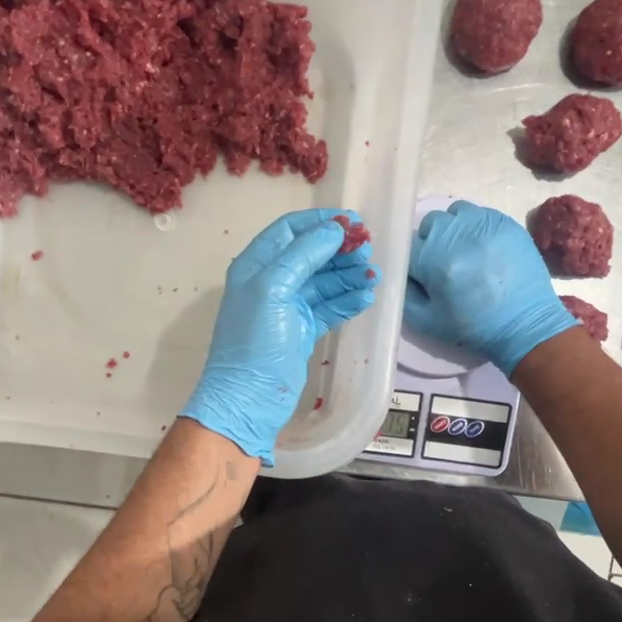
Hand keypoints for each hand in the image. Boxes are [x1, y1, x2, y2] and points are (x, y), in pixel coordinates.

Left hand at [181, 209, 378, 463]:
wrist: (248, 399)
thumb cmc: (255, 341)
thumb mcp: (273, 289)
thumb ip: (303, 255)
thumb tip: (334, 230)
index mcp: (256, 266)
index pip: (290, 231)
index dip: (320, 223)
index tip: (353, 222)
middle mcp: (271, 283)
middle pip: (311, 254)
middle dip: (340, 250)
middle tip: (368, 251)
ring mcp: (288, 308)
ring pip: (323, 281)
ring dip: (348, 275)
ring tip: (373, 275)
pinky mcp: (302, 331)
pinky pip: (328, 308)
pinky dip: (347, 300)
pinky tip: (367, 296)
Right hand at [406, 200, 575, 375]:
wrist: (524, 324)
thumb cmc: (473, 327)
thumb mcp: (427, 322)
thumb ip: (404, 294)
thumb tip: (401, 273)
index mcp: (434, 260)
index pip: (407, 247)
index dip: (412, 262)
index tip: (421, 276)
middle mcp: (457, 234)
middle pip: (429, 225)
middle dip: (431, 243)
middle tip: (443, 265)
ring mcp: (483, 223)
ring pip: (454, 213)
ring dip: (452, 230)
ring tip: (463, 252)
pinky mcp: (505, 221)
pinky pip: (479, 213)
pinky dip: (475, 228)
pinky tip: (483, 249)